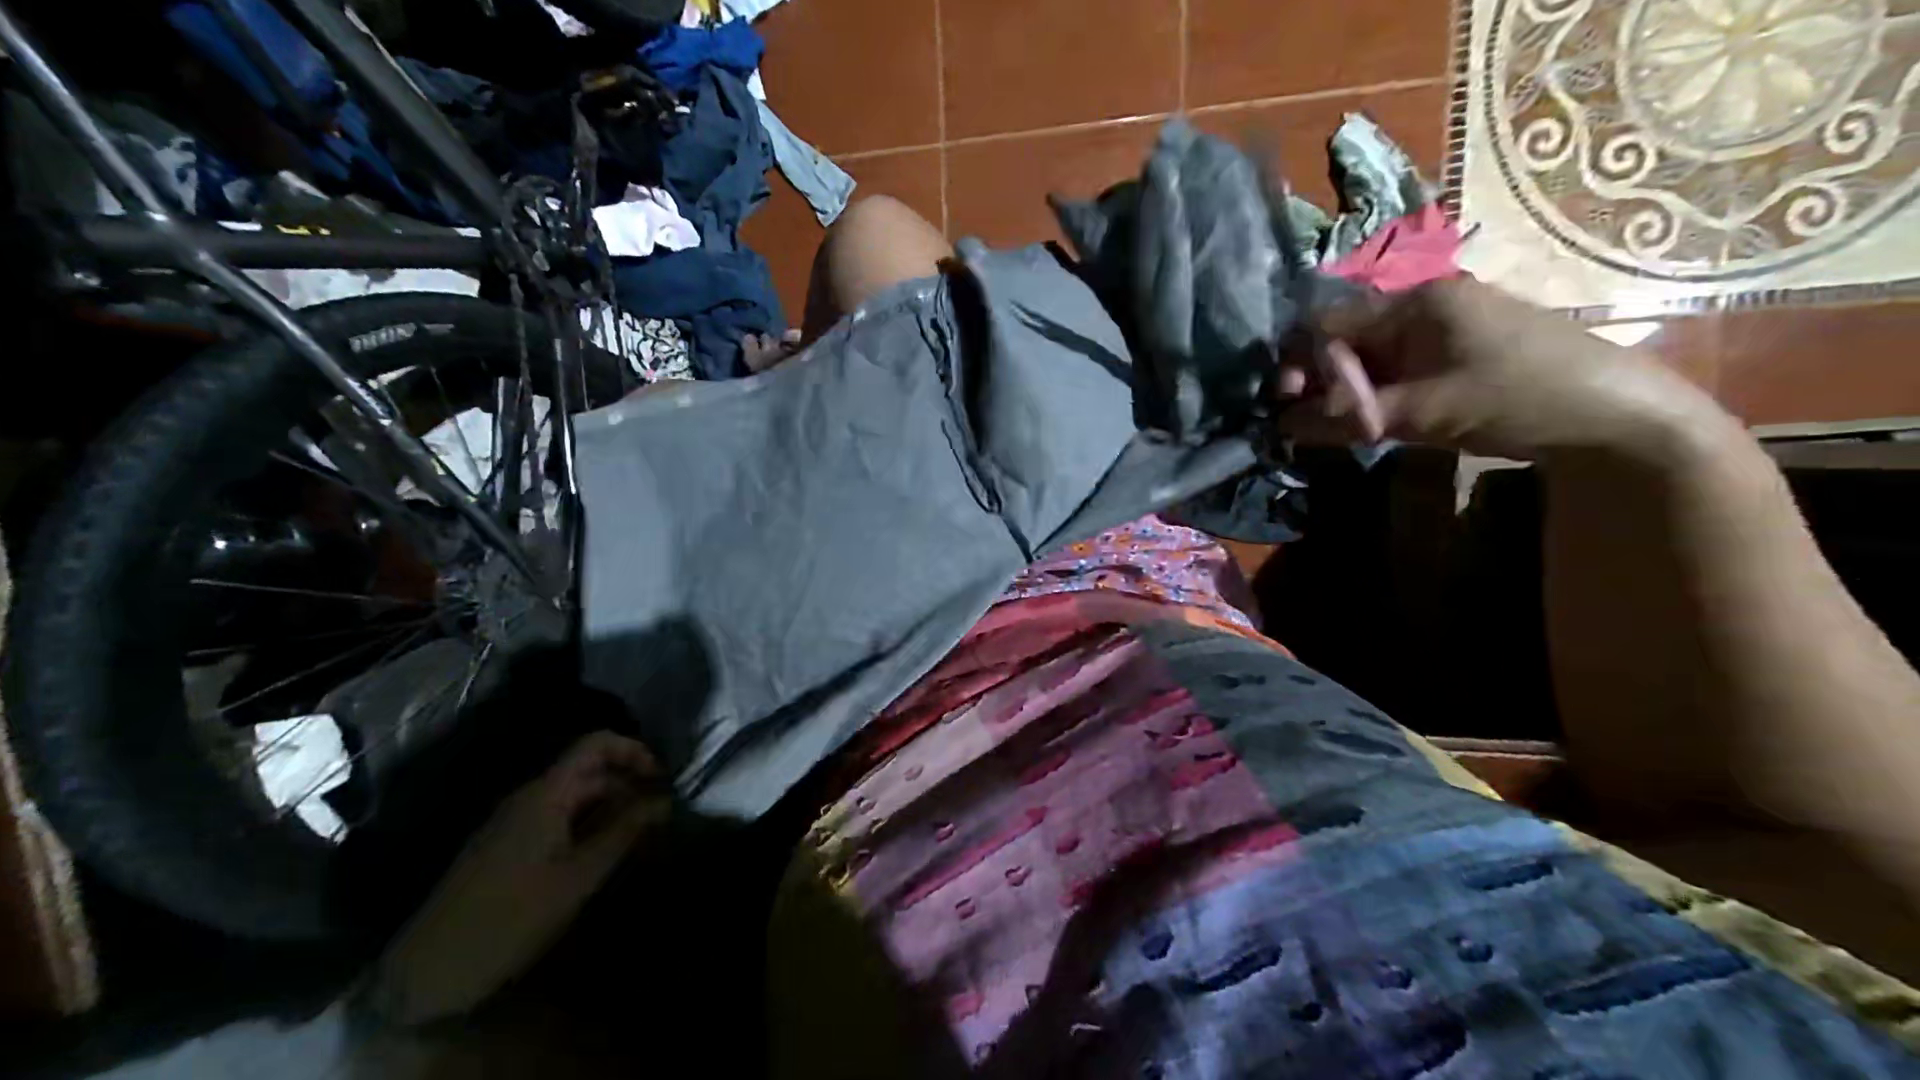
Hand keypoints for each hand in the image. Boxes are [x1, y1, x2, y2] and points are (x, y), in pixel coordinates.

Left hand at [368, 732, 668, 1024]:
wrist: (428, 971)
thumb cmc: (511, 918)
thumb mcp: (578, 877)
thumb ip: (624, 832)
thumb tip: (665, 799)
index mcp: (545, 794)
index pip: (595, 744)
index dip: (633, 751)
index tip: (662, 779)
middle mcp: (529, 797)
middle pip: (589, 770)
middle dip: (629, 783)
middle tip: (662, 812)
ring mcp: (515, 822)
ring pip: (575, 797)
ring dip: (611, 806)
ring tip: (641, 833)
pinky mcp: (507, 847)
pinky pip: (558, 819)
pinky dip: (589, 824)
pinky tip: (605, 853)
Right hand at [1279, 278, 1733, 461]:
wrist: (1618, 417)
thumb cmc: (1518, 398)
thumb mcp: (1421, 412)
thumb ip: (1345, 419)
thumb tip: (1281, 426)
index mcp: (1416, 302)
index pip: (1328, 324)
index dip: (1303, 366)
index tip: (1296, 407)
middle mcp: (1424, 305)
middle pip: (1344, 339)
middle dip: (1321, 381)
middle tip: (1314, 423)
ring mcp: (1443, 330)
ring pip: (1367, 358)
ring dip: (1347, 394)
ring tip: (1346, 430)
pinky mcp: (1456, 355)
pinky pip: (1394, 370)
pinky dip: (1374, 397)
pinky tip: (1375, 424)